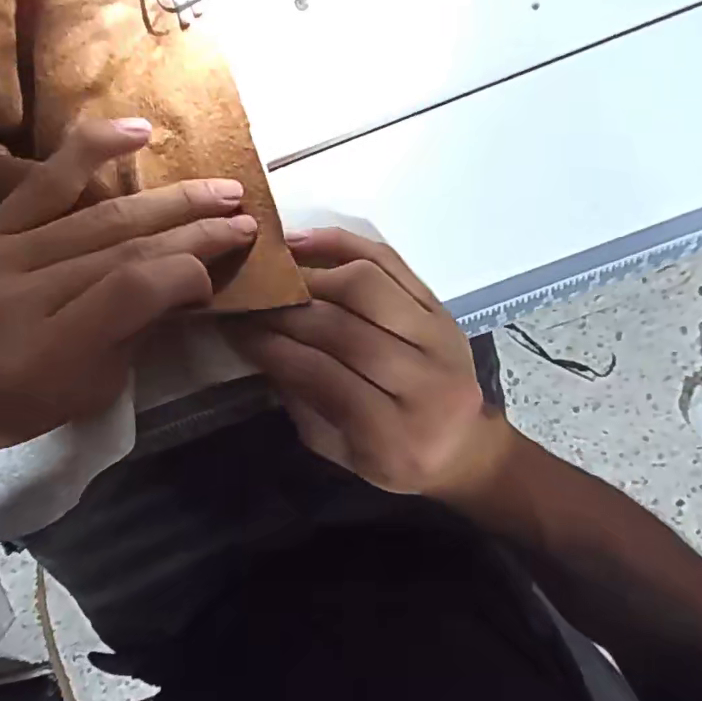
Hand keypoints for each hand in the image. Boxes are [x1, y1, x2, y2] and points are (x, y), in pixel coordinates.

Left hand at [0, 117, 257, 454]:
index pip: (133, 289)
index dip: (186, 275)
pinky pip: (45, 182)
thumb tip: (186, 280)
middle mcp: (25, 293)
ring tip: (222, 190)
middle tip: (245, 219)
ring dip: (172, 199)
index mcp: (51, 349)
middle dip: (197, 230)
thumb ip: (136, 333)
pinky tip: (138, 131)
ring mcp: (2, 253)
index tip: (213, 279)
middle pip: (126, 247)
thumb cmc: (13, 404)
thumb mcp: (88, 392)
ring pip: (103, 214)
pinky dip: (92, 151)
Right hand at [230, 228, 516, 500]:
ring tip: (278, 270)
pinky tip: (307, 241)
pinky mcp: (442, 308)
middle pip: (343, 328)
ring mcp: (439, 337)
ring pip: (369, 285)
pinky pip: (392, 262)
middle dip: (287, 311)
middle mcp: (424, 382)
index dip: (273, 348)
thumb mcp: (341, 452)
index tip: (235, 329)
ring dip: (314, 273)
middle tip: (249, 299)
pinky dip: (346, 244)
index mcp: (395, 435)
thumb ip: (303, 401)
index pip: (323, 377)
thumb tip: (261, 343)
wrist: (466, 446)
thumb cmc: (396, 459)